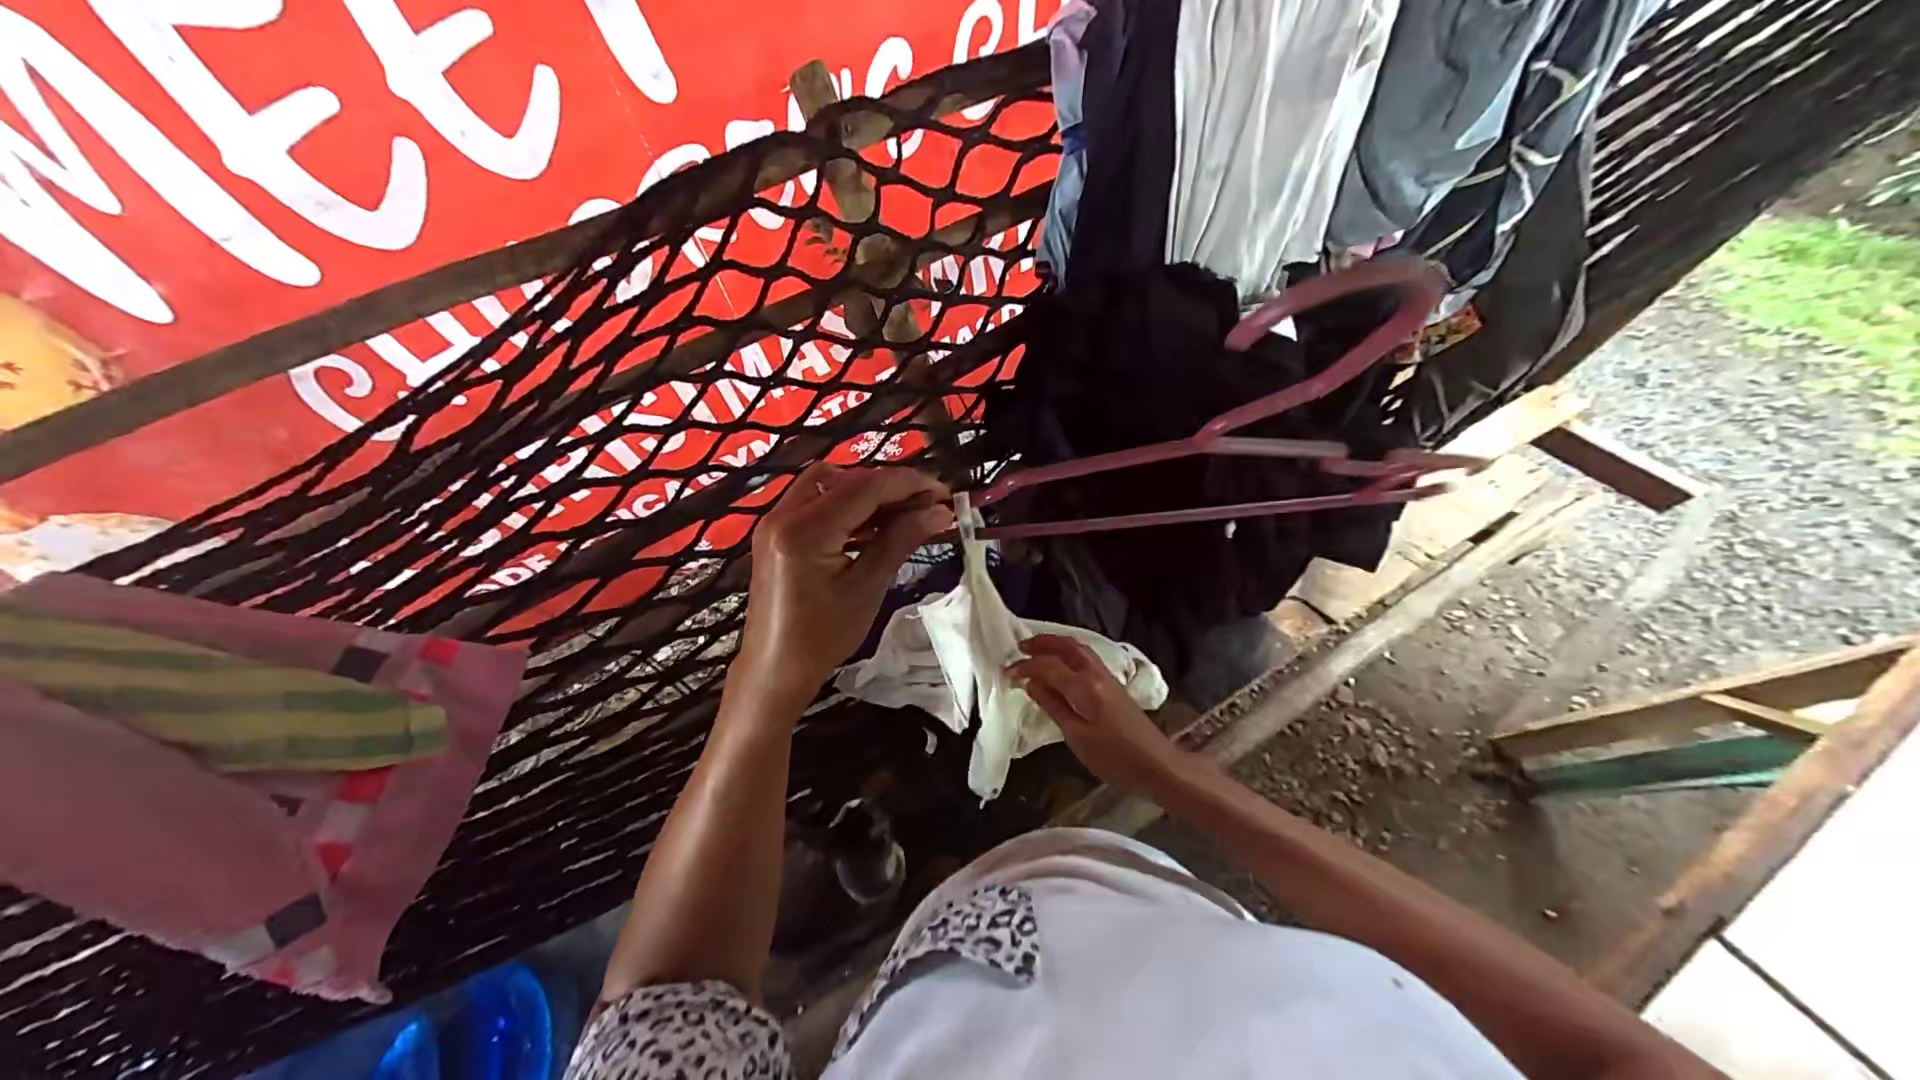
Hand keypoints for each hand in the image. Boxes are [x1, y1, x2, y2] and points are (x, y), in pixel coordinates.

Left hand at [734, 463, 952, 705]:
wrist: (775, 669)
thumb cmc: (822, 636)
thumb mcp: (867, 586)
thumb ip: (901, 539)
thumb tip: (940, 511)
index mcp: (804, 530)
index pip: (864, 487)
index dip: (908, 483)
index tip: (942, 491)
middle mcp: (783, 514)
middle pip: (846, 478)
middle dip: (889, 485)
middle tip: (927, 503)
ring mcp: (775, 521)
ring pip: (829, 484)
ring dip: (868, 493)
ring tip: (905, 513)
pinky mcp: (776, 532)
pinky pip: (816, 502)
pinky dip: (847, 506)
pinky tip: (875, 525)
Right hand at [1008, 634, 1193, 791]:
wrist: (1157, 764)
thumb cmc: (1114, 757)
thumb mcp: (1076, 737)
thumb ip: (1053, 706)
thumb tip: (1032, 684)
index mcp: (1084, 687)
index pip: (1048, 666)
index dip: (1025, 667)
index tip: (1006, 674)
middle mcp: (1095, 675)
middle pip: (1067, 646)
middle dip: (1042, 643)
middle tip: (1019, 647)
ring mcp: (1107, 679)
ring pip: (1078, 650)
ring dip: (1055, 646)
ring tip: (1036, 651)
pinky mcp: (1114, 686)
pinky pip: (1086, 659)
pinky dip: (1068, 655)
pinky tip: (1060, 666)